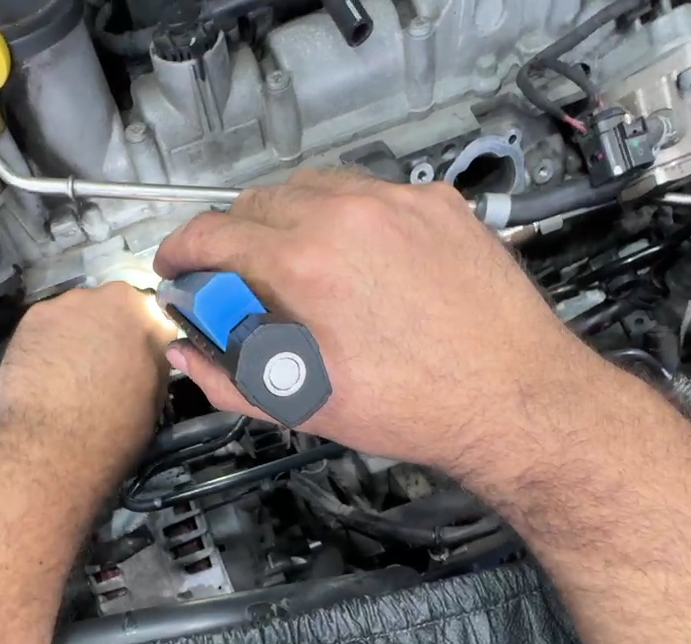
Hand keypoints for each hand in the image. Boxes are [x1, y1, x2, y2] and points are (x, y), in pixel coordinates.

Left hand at [0, 282, 175, 465]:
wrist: (58, 441)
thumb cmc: (116, 428)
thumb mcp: (154, 398)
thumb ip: (151, 365)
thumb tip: (143, 361)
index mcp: (151, 319)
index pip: (154, 319)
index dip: (144, 341)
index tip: (136, 358)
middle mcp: (112, 299)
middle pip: (112, 309)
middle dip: (108, 331)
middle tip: (102, 365)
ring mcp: (70, 303)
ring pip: (77, 314)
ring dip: (77, 335)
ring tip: (70, 371)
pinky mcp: (34, 315)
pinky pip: (48, 325)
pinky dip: (48, 342)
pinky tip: (47, 371)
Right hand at [152, 170, 605, 480]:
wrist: (514, 398)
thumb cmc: (416, 409)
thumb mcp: (305, 406)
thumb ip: (229, 378)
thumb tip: (190, 355)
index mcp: (306, 265)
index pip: (213, 234)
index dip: (181, 251)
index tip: (176, 266)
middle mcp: (350, 216)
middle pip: (257, 202)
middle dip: (231, 239)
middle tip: (234, 281)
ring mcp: (399, 203)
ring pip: (312, 187)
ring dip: (284, 221)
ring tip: (292, 270)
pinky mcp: (437, 205)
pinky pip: (369, 192)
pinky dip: (343, 217)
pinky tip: (353, 261)